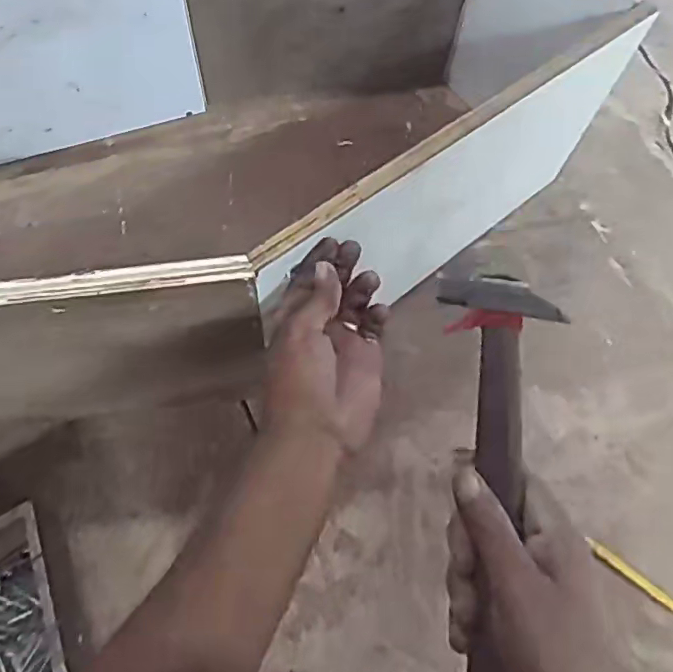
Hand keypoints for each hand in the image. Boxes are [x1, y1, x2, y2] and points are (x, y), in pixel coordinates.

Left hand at [262, 238, 387, 452]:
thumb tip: (325, 267)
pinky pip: (373, 327)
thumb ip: (316, 300)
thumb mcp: (301, 333)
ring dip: (361, 287)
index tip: (332, 242)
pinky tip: (380, 309)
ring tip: (371, 277)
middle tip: (355, 248)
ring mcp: (342, 339)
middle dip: (342, 268)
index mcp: (292, 318)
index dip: (317, 262)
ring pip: (354, 304)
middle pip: (331, 288)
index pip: (305, 282)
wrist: (319, 429)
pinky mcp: (366, 355)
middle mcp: (317, 325)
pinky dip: (378, 315)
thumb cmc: (299, 378)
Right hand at [448, 467, 635, 671]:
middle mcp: (545, 551)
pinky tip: (467, 635)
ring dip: (463, 587)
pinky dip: (470, 610)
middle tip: (464, 577)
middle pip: (488, 520)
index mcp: (554, 534)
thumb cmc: (553, 649)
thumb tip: (463, 467)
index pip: (516, 478)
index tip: (448, 484)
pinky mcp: (523, 612)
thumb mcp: (513, 583)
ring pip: (480, 558)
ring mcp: (535, 583)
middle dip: (464, 550)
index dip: (481, 473)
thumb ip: (487, 524)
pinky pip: (484, 591)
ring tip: (467, 621)